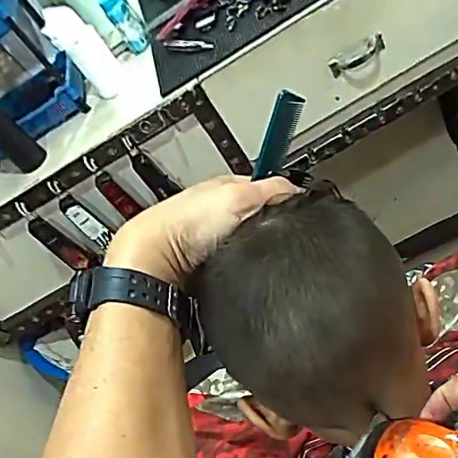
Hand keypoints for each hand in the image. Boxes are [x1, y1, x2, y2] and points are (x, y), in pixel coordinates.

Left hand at [104, 175, 297, 283]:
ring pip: (248, 243)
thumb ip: (271, 190)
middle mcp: (216, 213)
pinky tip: (244, 268)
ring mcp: (213, 240)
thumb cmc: (187, 225)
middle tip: (278, 234)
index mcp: (223, 189)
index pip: (263, 189)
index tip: (295, 208)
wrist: (160, 262)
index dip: (282, 198)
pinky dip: (243, 266)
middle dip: (270, 226)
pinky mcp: (211, 266)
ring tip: (260, 253)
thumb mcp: (240, 196)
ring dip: (256, 249)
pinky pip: (237, 264)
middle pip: (257, 218)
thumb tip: (296, 191)